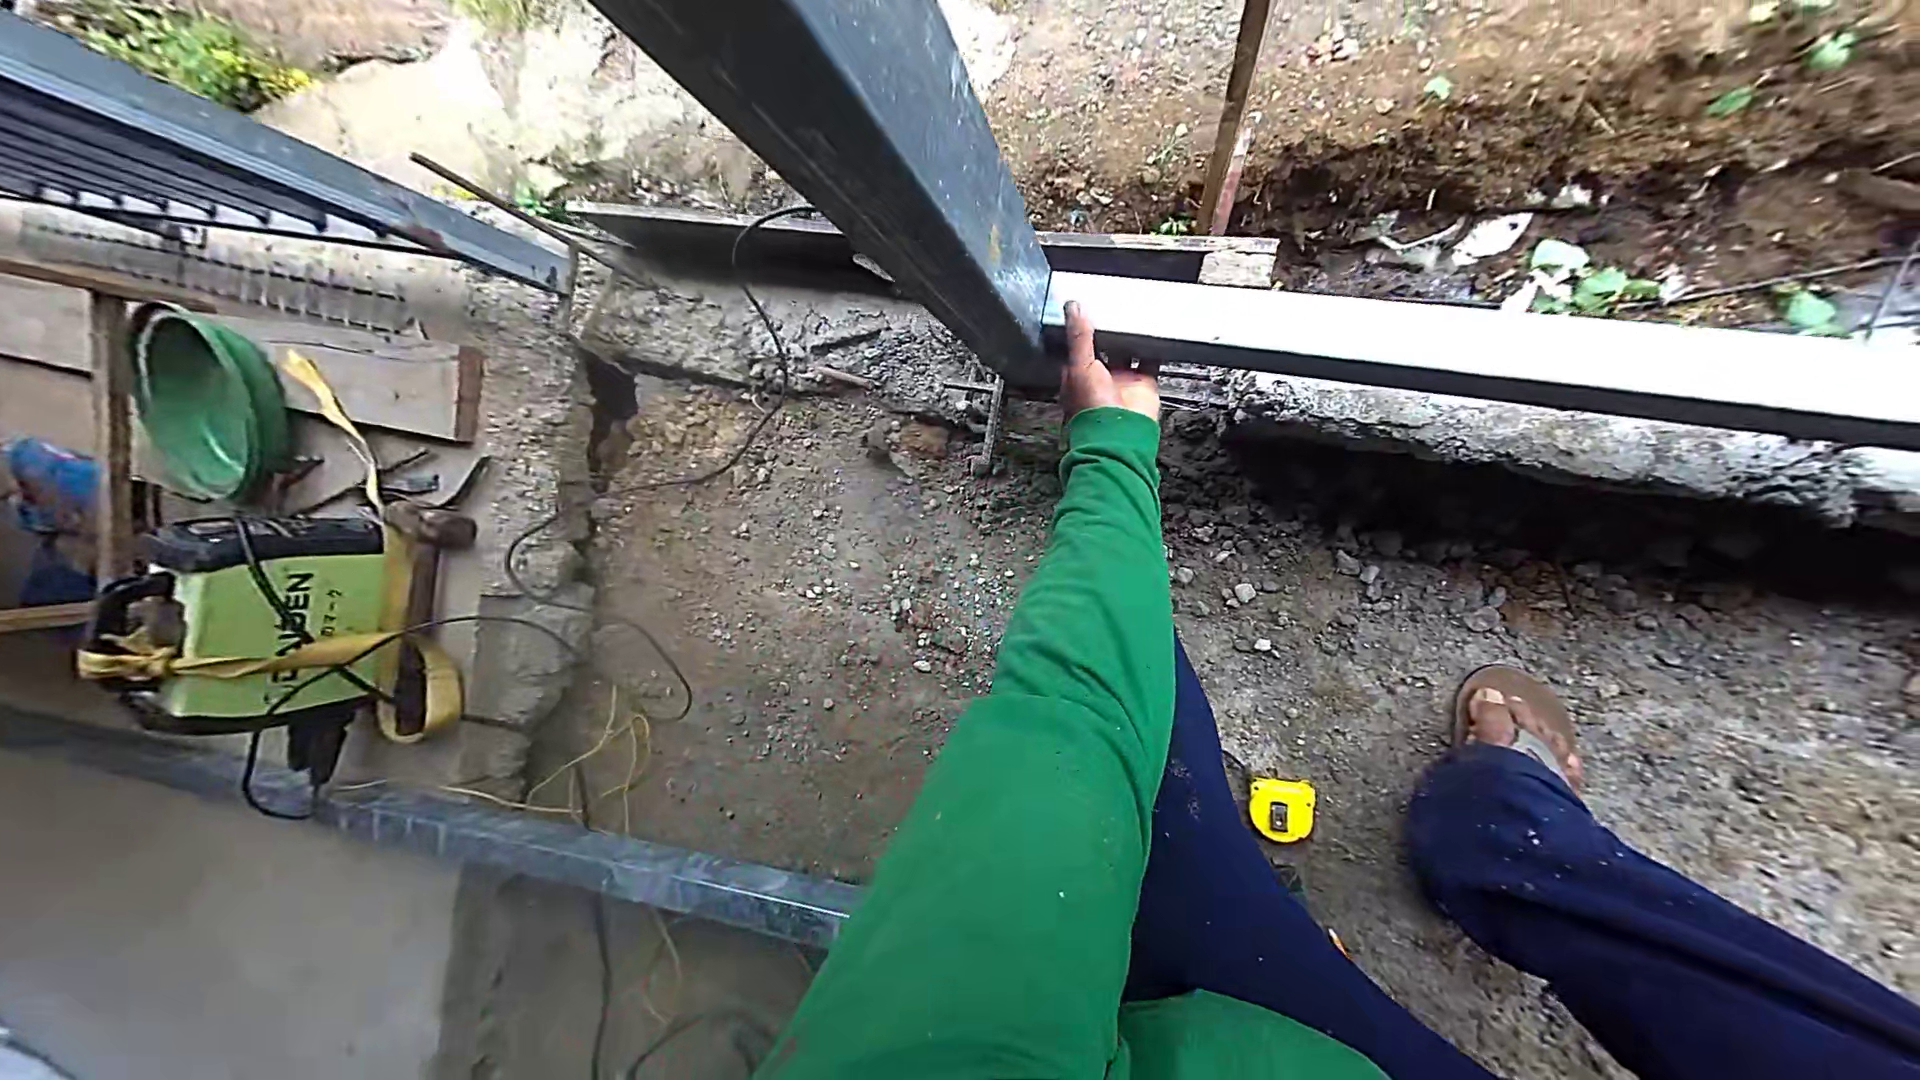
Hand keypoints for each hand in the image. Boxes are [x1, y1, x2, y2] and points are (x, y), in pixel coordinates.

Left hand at [1059, 301, 1158, 423]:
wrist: (1119, 432)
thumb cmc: (1091, 409)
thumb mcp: (1080, 365)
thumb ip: (1079, 337)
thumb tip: (1073, 309)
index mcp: (1079, 374)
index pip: (1079, 346)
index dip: (1083, 329)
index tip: (1087, 308)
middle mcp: (1100, 377)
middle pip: (1106, 346)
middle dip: (1110, 330)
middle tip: (1114, 307)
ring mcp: (1122, 380)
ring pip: (1128, 351)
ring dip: (1132, 336)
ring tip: (1135, 314)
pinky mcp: (1143, 383)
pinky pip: (1150, 360)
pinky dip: (1154, 347)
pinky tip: (1154, 333)